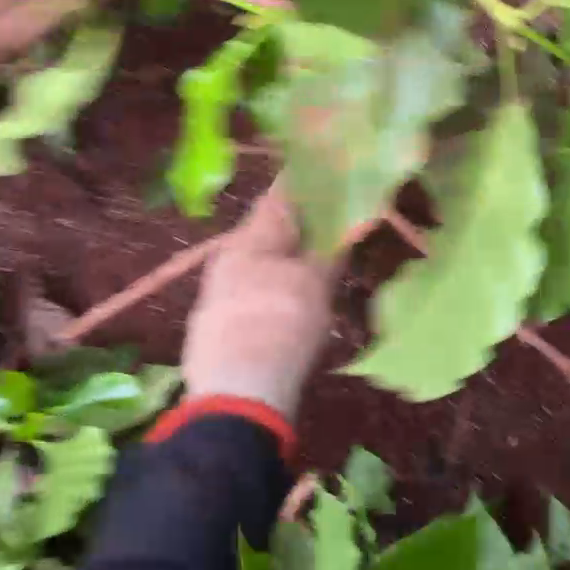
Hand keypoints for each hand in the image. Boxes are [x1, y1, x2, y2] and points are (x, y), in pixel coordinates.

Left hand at [180, 182, 334, 417]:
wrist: (237, 398)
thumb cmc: (281, 325)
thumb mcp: (316, 283)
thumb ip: (331, 248)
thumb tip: (352, 218)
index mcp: (247, 239)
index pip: (279, 195)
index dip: (305, 181)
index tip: (330, 171)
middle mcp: (226, 258)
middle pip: (268, 230)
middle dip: (299, 223)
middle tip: (333, 218)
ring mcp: (217, 294)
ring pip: (260, 262)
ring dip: (288, 256)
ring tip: (320, 257)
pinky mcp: (218, 326)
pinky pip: (253, 290)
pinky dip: (277, 283)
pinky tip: (293, 297)